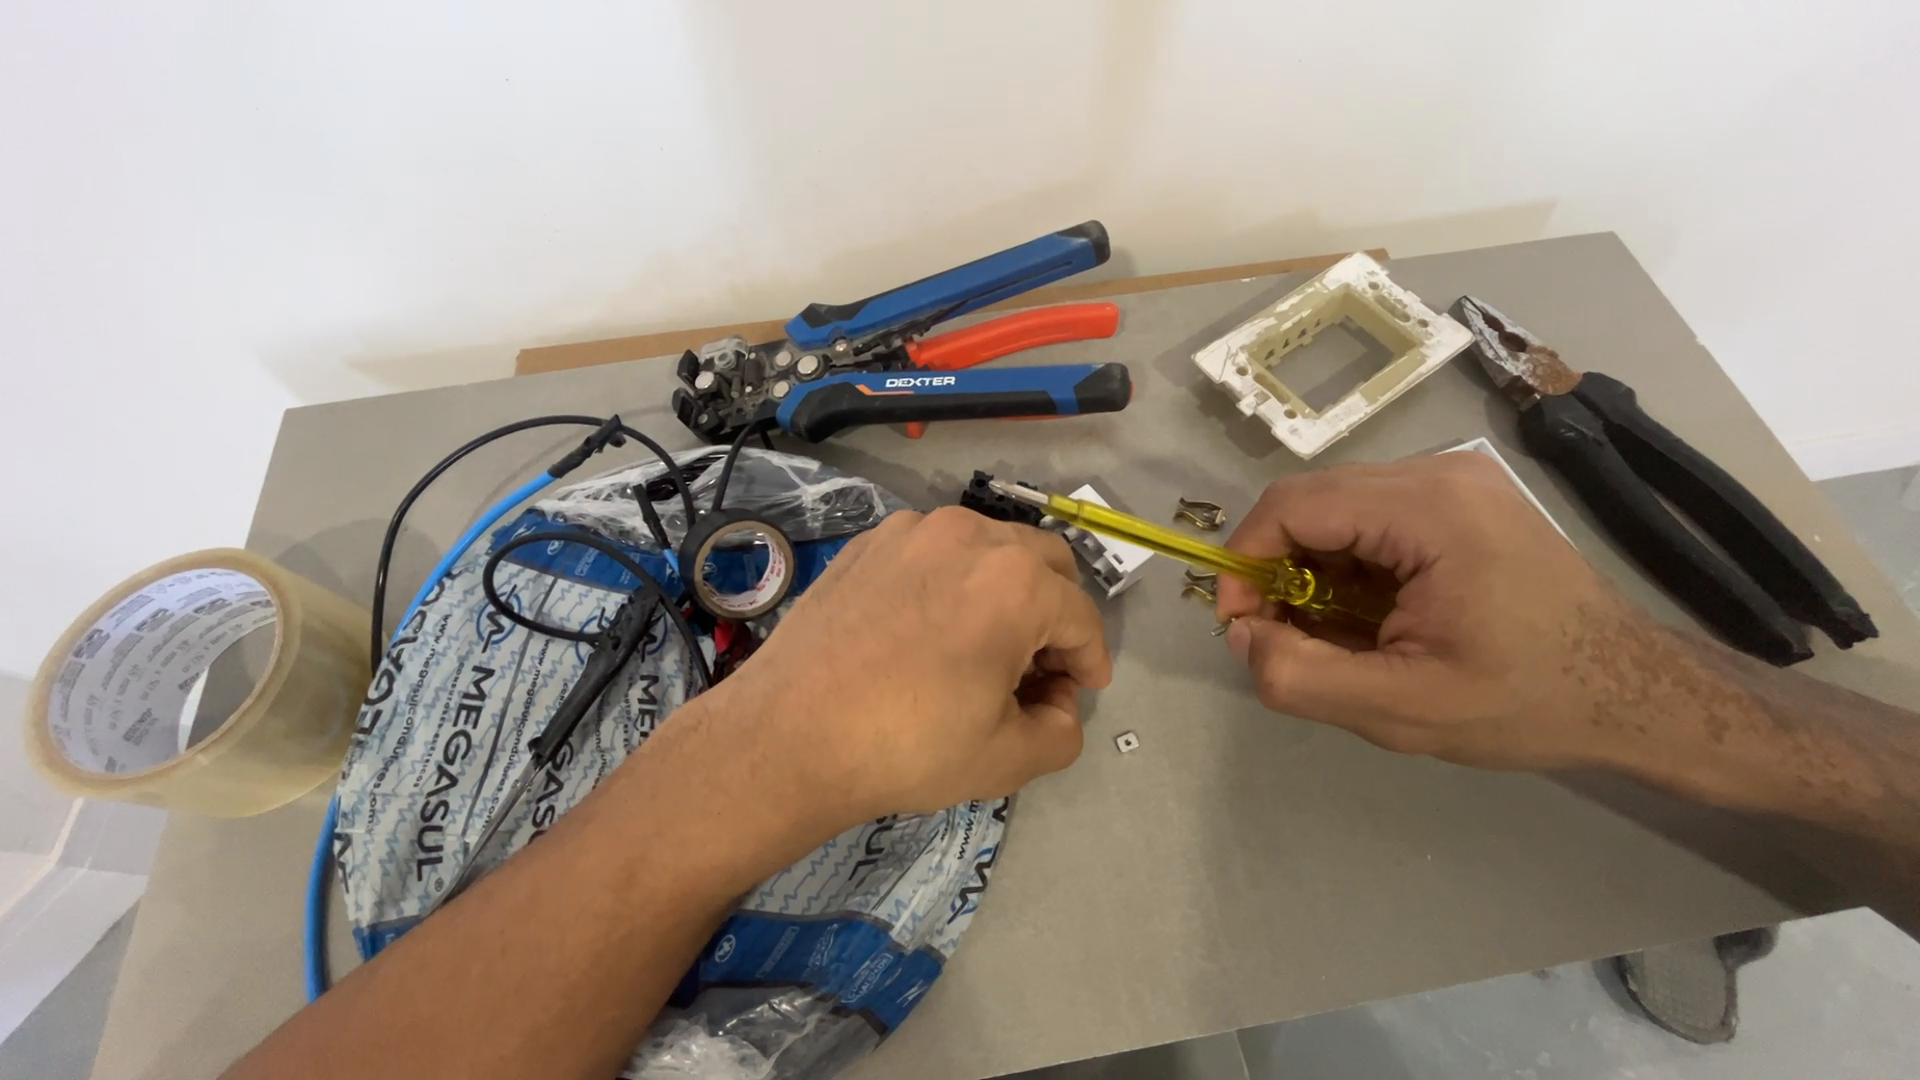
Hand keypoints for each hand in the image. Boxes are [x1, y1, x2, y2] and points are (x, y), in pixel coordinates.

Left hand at [701, 507, 1111, 825]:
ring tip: (982, 646)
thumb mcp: (1007, 758)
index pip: (1080, 617)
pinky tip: (927, 629)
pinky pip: (934, 551)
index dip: (1090, 659)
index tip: (1081, 690)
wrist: (786, 736)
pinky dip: (951, 581)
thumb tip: (1058, 702)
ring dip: (1005, 591)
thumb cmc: (907, 746)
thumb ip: (1063, 730)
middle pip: (1045, 564)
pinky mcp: (869, 542)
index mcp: (1016, 582)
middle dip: (1055, 614)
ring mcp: (913, 530)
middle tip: (1038, 667)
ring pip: (988, 548)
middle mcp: (970, 536)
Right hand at [1215, 453, 1667, 770]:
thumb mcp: (1401, 709)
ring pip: (1332, 509)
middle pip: (1308, 502)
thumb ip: (1300, 676)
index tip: (1240, 624)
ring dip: (1306, 567)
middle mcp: (1438, 472)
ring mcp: (1453, 479)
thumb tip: (1241, 634)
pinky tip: (1364, 611)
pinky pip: (1365, 516)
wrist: (1637, 694)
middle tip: (1279, 633)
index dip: (1245, 561)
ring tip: (1325, 630)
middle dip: (1274, 567)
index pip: (1292, 505)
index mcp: (1429, 509)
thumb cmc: (1527, 702)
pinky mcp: (1458, 497)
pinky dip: (1342, 563)